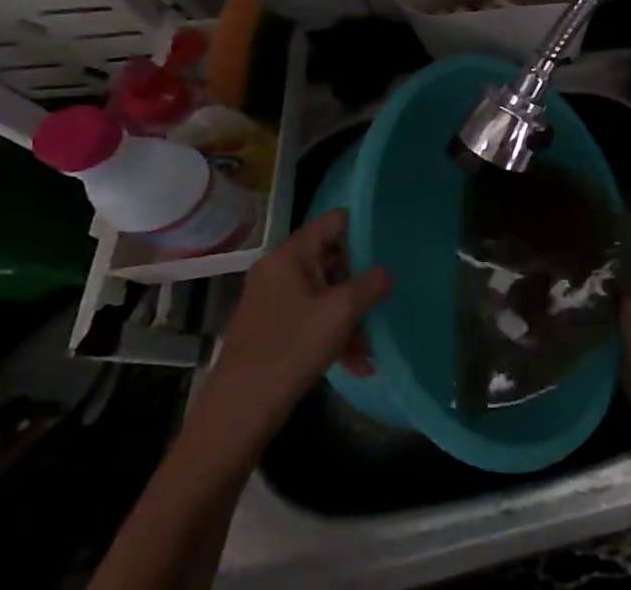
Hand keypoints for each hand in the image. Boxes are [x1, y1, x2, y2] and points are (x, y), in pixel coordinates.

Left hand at [206, 210, 390, 427]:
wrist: (240, 409)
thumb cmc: (292, 348)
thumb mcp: (342, 312)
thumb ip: (371, 283)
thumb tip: (386, 271)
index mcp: (289, 256)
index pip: (333, 221)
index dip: (363, 228)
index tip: (389, 244)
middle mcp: (277, 270)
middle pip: (331, 258)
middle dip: (359, 281)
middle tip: (383, 300)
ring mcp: (272, 300)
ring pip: (323, 293)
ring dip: (350, 315)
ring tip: (370, 346)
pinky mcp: (271, 327)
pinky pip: (311, 317)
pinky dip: (333, 333)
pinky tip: (356, 362)